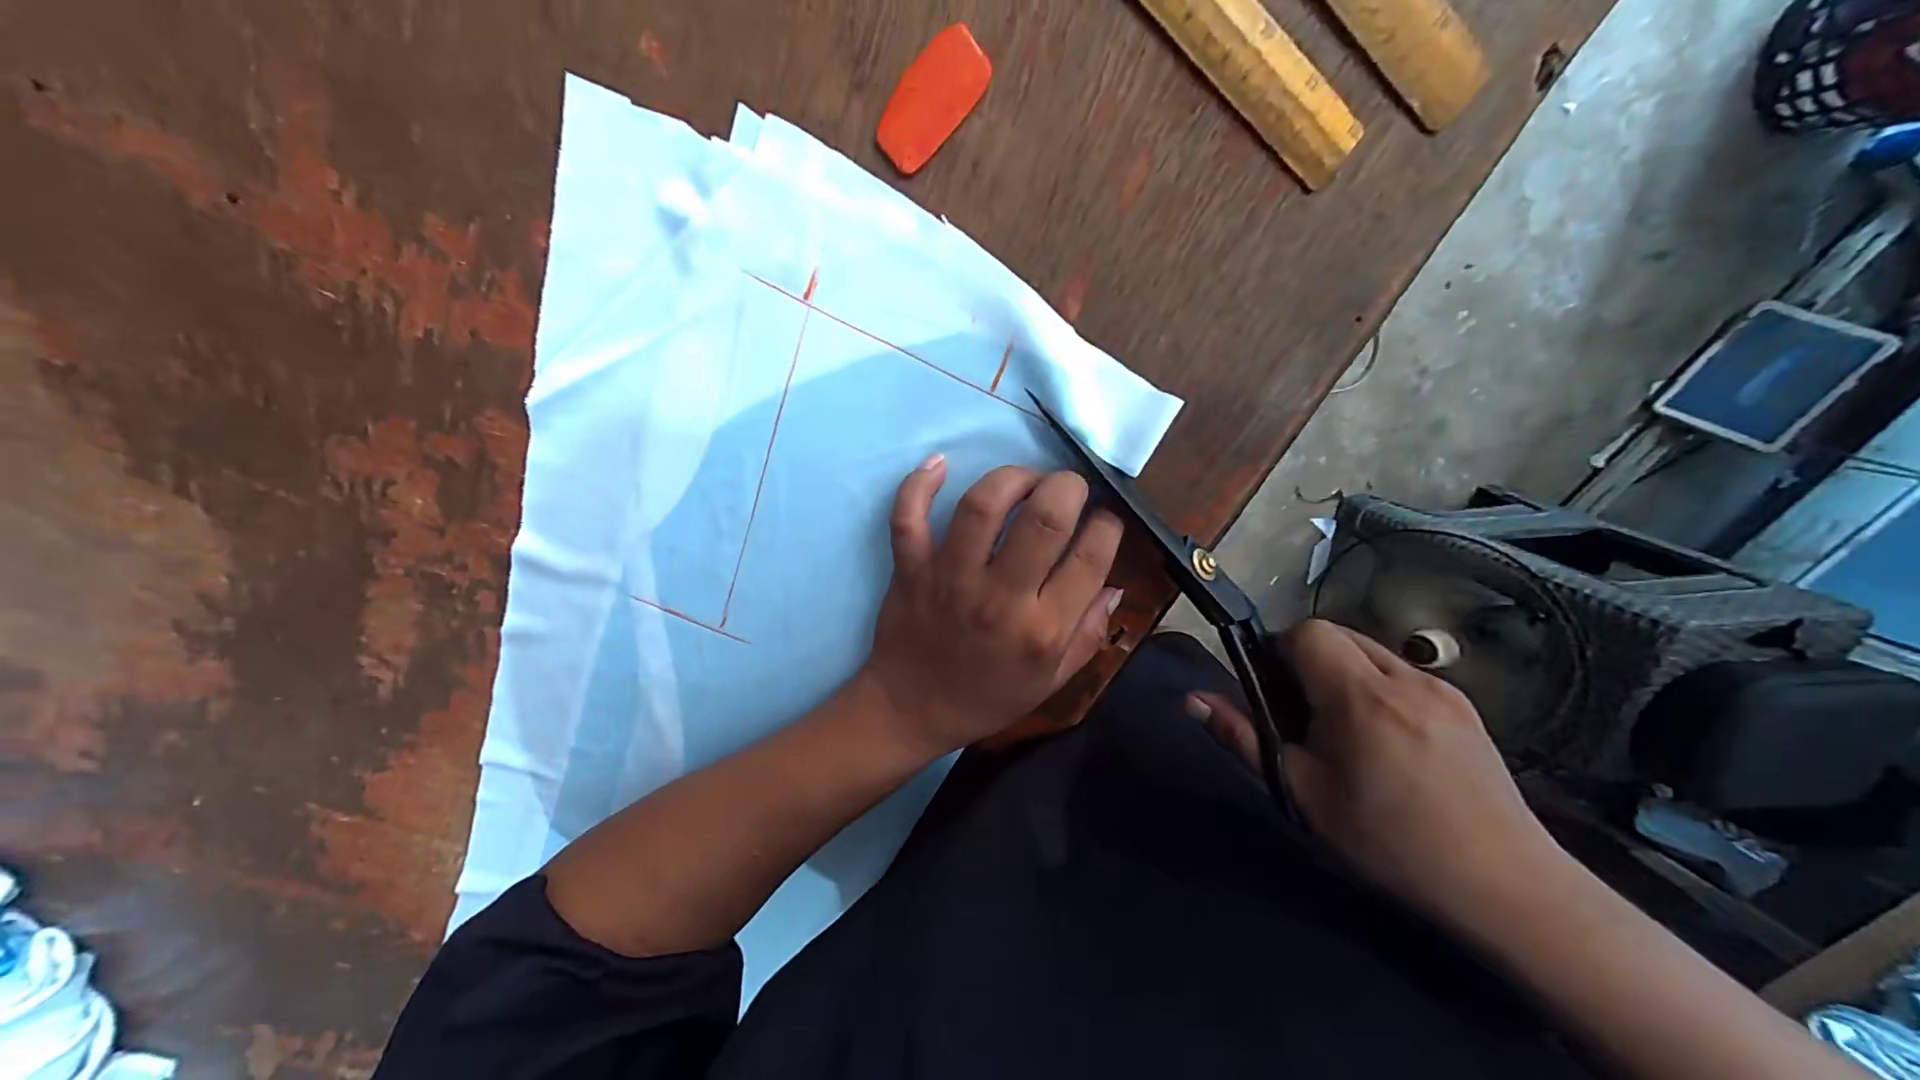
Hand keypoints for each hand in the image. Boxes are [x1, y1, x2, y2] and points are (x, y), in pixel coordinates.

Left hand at [859, 455, 1124, 757]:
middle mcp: (1000, 598)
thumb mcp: (1051, 681)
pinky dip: (919, 484)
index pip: (1092, 555)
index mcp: (1043, 630)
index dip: (1108, 524)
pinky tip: (940, 463)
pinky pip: (909, 517)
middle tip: (1068, 488)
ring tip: (1025, 479)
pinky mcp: (910, 570)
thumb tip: (1115, 583)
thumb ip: (1088, 633)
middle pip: (1045, 517)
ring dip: (1012, 477)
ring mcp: (950, 579)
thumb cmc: (987, 697)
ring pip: (983, 505)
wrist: (912, 711)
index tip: (1103, 519)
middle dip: (1067, 487)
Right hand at [1188, 620, 1570, 928]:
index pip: (1307, 632)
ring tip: (1345, 731)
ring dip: (1345, 672)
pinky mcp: (1467, 707)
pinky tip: (1387, 742)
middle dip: (1308, 659)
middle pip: (1339, 634)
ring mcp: (1443, 690)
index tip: (1274, 692)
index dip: (1279, 651)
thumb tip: (1192, 700)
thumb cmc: (1389, 843)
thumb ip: (1244, 738)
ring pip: (1372, 651)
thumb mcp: (1303, 794)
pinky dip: (1380, 688)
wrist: (1505, 886)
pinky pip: (1405, 674)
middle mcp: (1405, 679)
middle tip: (1302, 715)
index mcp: (1360, 697)